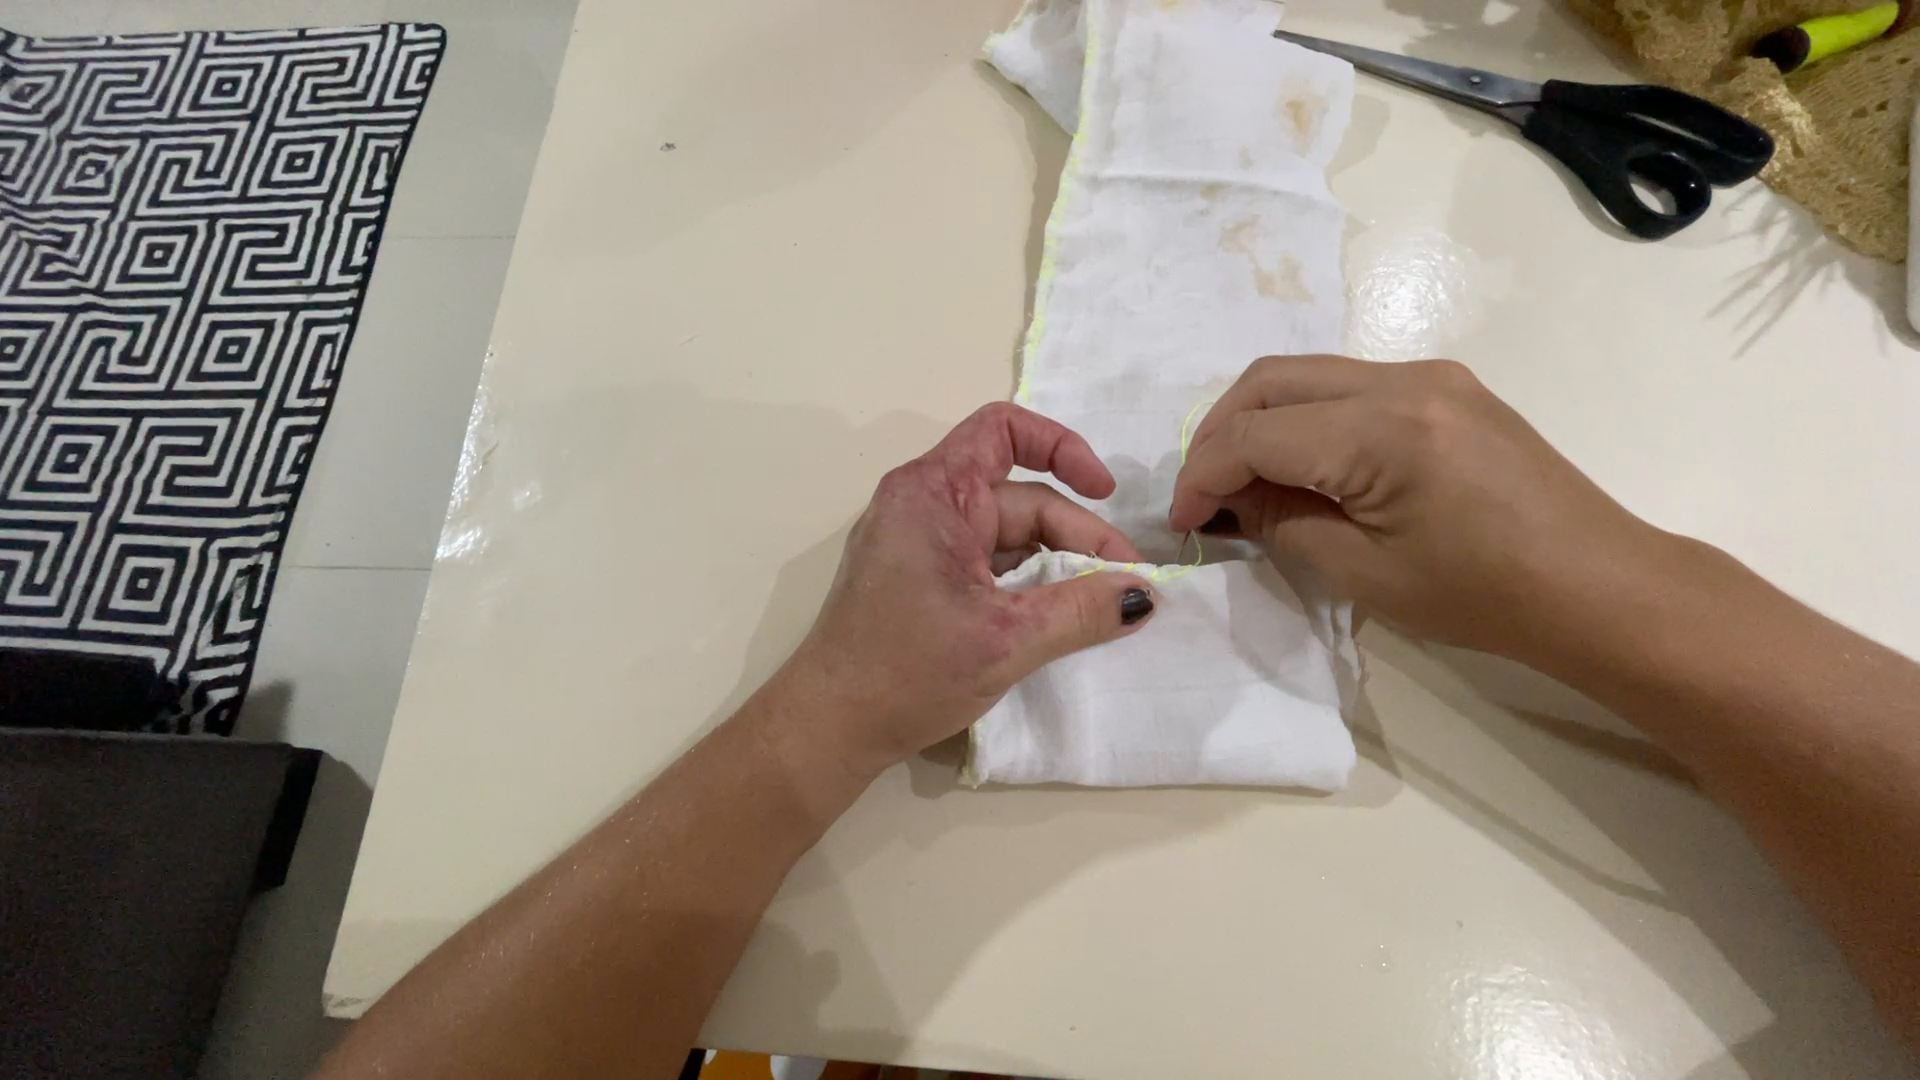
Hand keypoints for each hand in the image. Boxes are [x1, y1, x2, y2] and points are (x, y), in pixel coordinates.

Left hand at [773, 403, 1155, 781]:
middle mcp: (924, 504)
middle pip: (1019, 496)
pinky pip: (988, 562)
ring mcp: (921, 542)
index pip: (1004, 431)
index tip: (1105, 491)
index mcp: (933, 493)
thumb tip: (1146, 596)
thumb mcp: (1006, 640)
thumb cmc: (907, 673)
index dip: (1062, 447)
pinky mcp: (922, 577)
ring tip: (1102, 606)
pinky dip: (1026, 582)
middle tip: (1125, 588)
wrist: (830, 727)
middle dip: (1076, 537)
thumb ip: (1082, 612)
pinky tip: (1059, 614)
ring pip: (1007, 535)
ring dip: (1055, 565)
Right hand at [1168, 355, 1663, 658]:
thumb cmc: (1481, 596)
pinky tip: (1291, 463)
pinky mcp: (1441, 386)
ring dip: (1253, 420)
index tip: (1181, 521)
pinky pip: (1341, 386)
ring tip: (1236, 478)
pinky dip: (1296, 418)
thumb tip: (1230, 499)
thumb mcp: (1358, 572)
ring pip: (1301, 374)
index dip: (1202, 476)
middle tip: (1200, 491)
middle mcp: (1403, 381)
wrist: (1598, 587)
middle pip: (1268, 380)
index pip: (1255, 434)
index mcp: (1384, 432)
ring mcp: (1427, 375)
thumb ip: (1279, 521)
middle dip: (1216, 433)